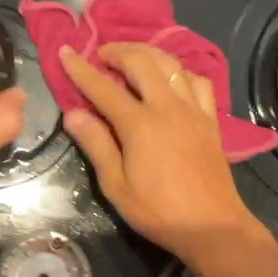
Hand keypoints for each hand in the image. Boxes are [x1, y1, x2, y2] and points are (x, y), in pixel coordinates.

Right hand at [59, 42, 268, 270]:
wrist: (212, 226)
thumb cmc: (158, 211)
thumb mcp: (116, 186)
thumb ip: (96, 145)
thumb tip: (73, 113)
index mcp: (139, 124)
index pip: (103, 87)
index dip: (81, 69)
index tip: (65, 51)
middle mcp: (168, 107)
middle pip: (141, 62)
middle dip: (117, 51)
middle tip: (101, 55)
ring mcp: (193, 110)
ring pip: (171, 64)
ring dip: (148, 54)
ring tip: (132, 58)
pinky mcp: (211, 119)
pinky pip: (197, 81)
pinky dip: (180, 71)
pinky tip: (172, 78)